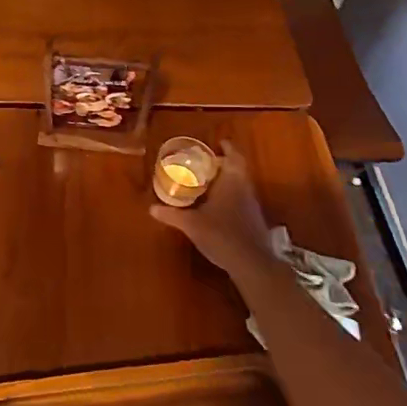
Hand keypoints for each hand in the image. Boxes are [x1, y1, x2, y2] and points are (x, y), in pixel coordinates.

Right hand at [149, 140, 276, 277]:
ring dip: (227, 181)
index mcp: (231, 182)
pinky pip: (241, 198)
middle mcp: (244, 188)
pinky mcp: (254, 219)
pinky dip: (230, 196)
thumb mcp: (191, 224)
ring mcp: (252, 204)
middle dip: (223, 165)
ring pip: (240, 184)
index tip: (218, 143)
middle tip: (205, 164)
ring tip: (207, 183)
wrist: (251, 262)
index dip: (228, 148)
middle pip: (237, 169)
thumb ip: (172, 214)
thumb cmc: (221, 235)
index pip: (233, 157)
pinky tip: (216, 207)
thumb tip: (152, 208)